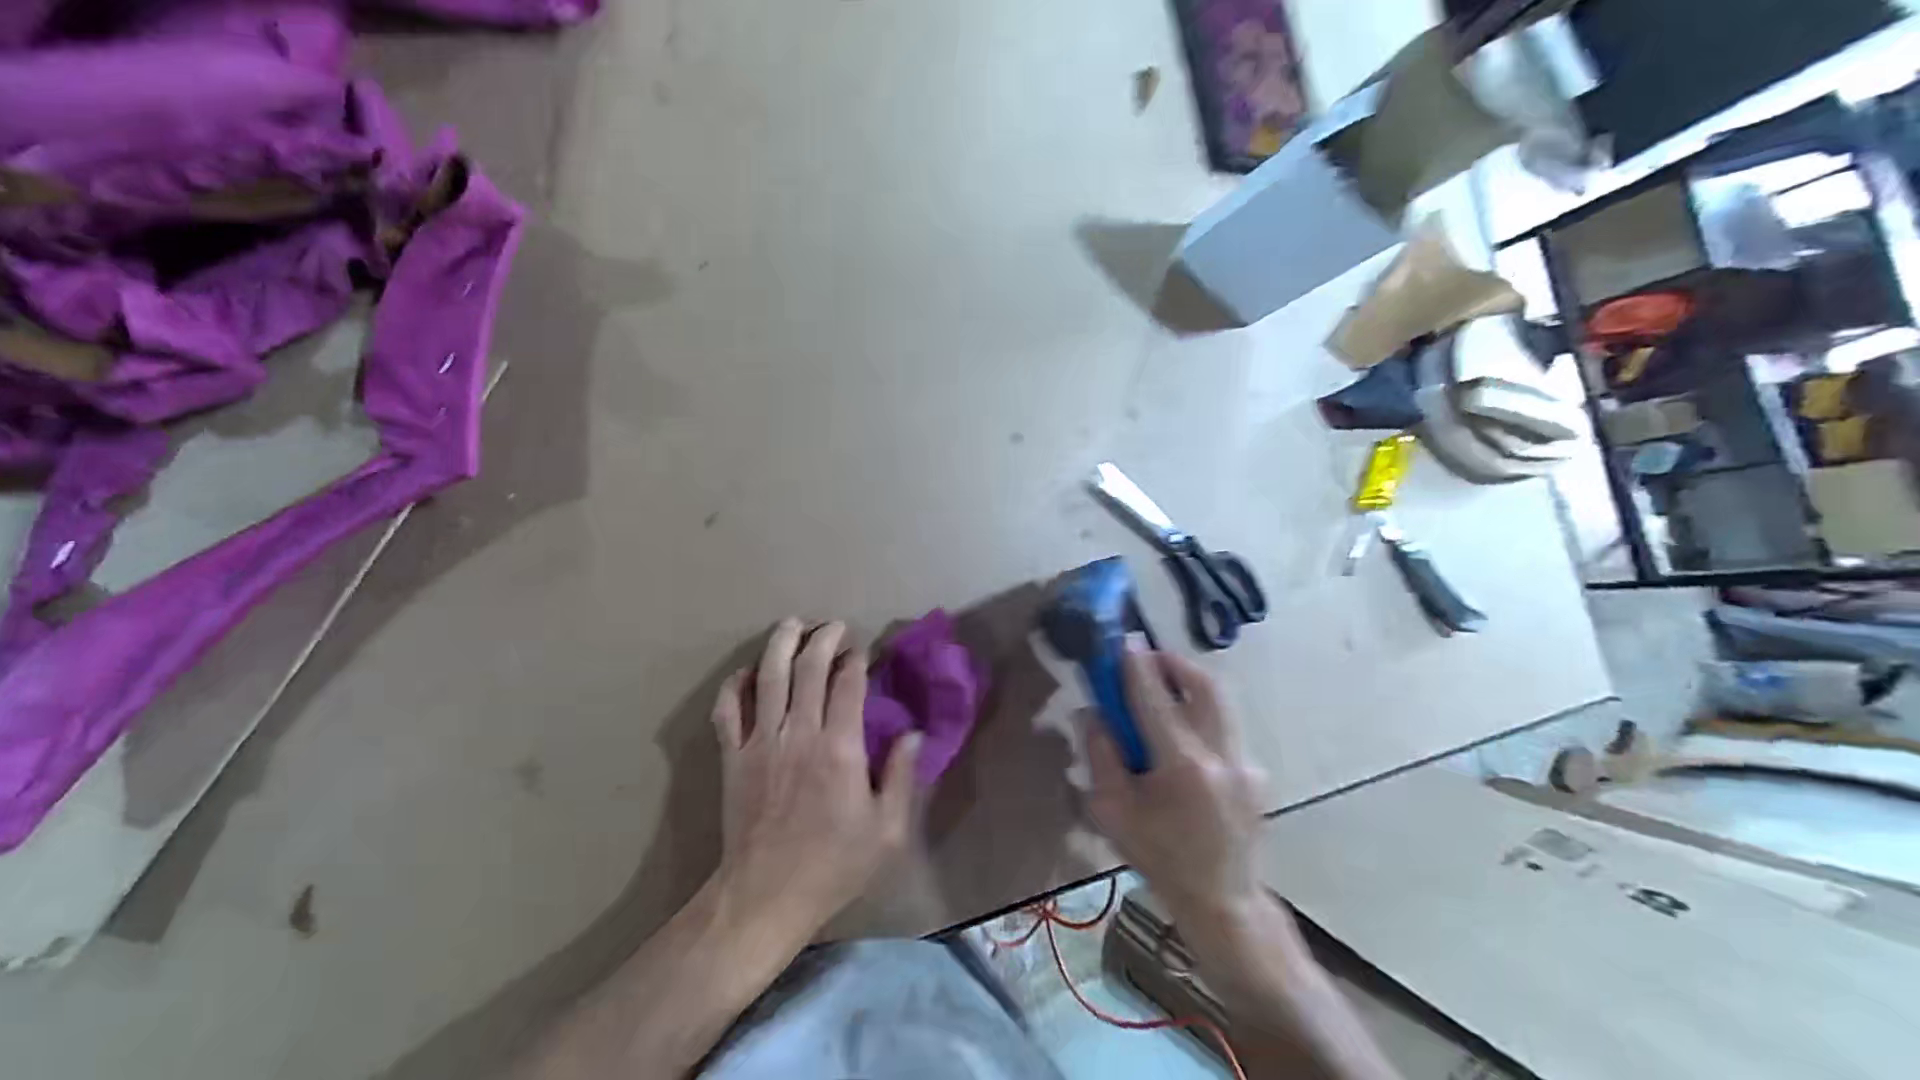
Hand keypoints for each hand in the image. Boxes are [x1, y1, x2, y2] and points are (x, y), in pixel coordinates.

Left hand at [709, 618, 919, 942]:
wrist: (764, 896)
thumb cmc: (833, 865)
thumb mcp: (887, 831)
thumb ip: (903, 777)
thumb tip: (913, 734)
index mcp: (840, 748)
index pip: (848, 684)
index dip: (856, 660)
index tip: (862, 651)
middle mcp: (798, 734)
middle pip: (808, 668)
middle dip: (823, 638)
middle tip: (835, 627)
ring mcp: (760, 742)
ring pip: (768, 676)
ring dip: (781, 643)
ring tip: (793, 624)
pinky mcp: (732, 757)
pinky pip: (727, 709)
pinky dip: (735, 684)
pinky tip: (746, 672)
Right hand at [1083, 647, 1268, 919]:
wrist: (1222, 901)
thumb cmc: (1159, 857)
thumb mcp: (1113, 811)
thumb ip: (1101, 754)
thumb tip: (1092, 712)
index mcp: (1182, 766)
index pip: (1155, 700)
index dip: (1137, 666)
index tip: (1126, 640)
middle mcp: (1221, 756)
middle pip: (1205, 687)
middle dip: (1175, 663)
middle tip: (1150, 658)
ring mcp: (1245, 764)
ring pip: (1221, 703)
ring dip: (1191, 685)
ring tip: (1164, 688)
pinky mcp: (1255, 774)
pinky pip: (1224, 729)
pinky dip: (1200, 716)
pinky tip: (1181, 737)